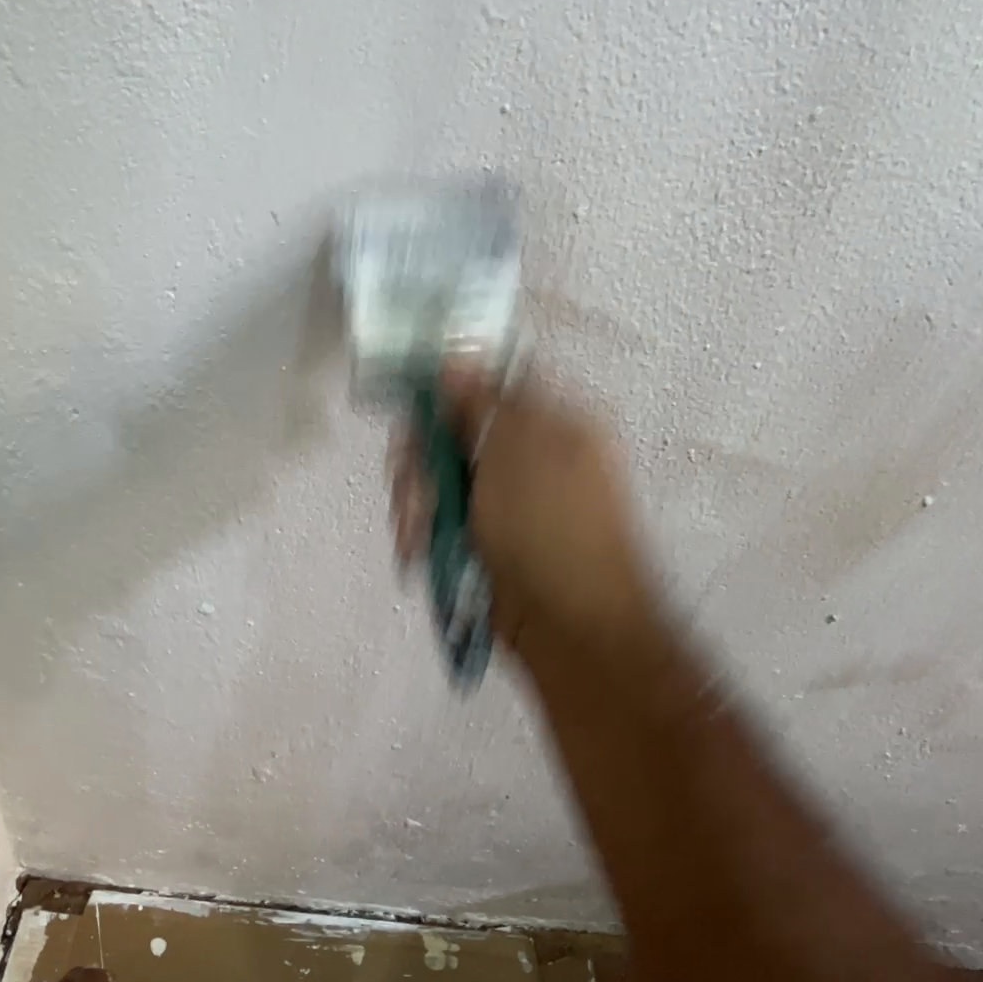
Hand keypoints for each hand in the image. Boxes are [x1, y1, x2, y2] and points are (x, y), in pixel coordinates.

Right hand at [390, 363, 654, 651]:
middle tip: (413, 485)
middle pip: (452, 433)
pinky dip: (423, 530)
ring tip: (416, 531)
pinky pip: (440, 519)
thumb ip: (482, 401)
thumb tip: (456, 354)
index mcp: (553, 421)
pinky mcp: (484, 540)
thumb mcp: (518, 450)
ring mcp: (505, 502)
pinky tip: (417, 548)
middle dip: (422, 458)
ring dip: (416, 501)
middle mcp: (529, 456)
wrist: (570, 627)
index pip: (488, 382)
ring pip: (438, 479)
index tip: (412, 405)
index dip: (445, 388)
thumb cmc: (551, 531)